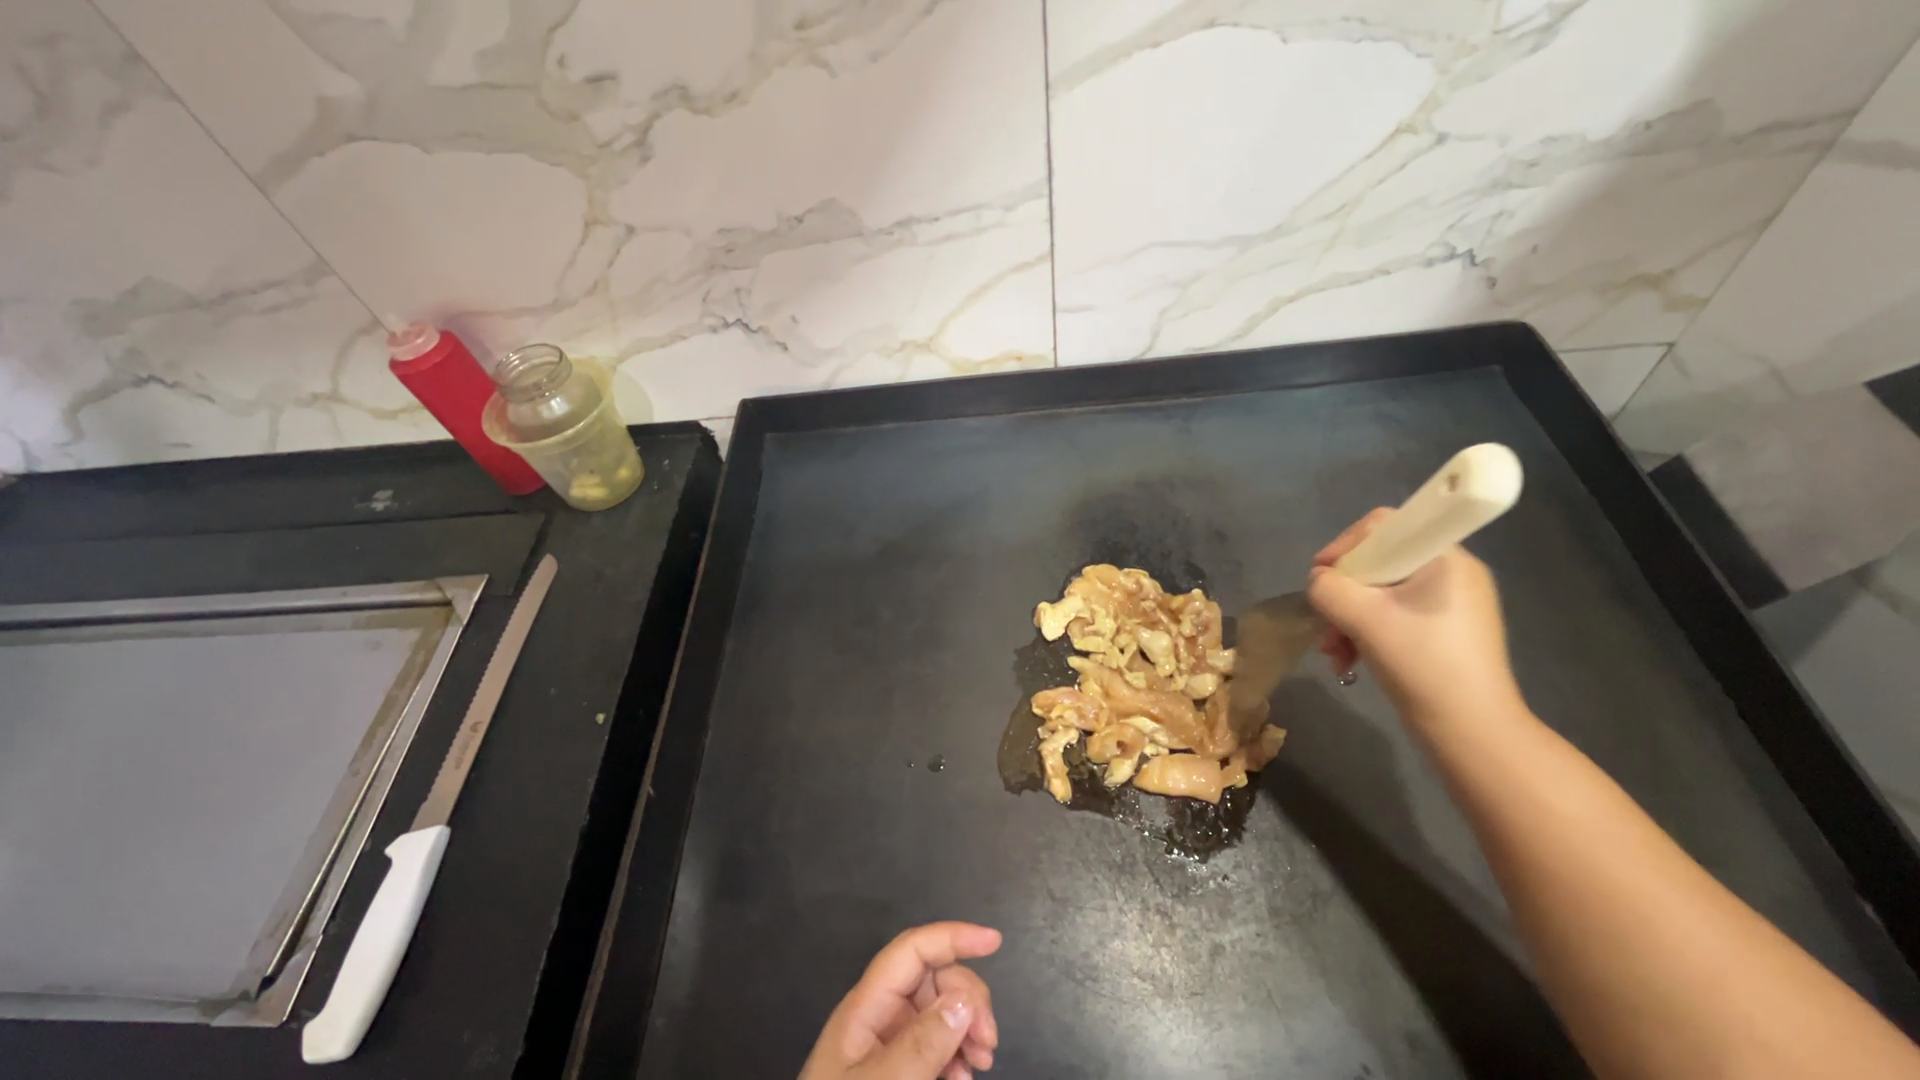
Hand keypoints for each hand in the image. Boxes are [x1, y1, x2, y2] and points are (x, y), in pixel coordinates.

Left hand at [798, 922, 1002, 1079]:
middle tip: (988, 1041)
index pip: (911, 950)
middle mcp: (878, 1013)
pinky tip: (963, 1076)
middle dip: (969, 998)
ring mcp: (888, 1038)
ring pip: (940, 1008)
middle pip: (933, 978)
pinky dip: (957, 1052)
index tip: (994, 941)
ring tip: (981, 1063)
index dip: (952, 937)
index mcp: (866, 1005)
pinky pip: (936, 1040)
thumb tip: (965, 999)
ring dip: (968, 1027)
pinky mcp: (896, 1063)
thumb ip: (921, 1045)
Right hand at [1307, 508, 1524, 728]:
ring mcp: (1451, 606)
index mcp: (1444, 559)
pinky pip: (1395, 618)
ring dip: (1349, 620)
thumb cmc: (1423, 664)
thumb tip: (1319, 581)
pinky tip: (1350, 662)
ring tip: (1333, 653)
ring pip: (1382, 596)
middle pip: (1379, 565)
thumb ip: (1330, 589)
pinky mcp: (1445, 635)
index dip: (1345, 546)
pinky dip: (1368, 634)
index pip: (1384, 527)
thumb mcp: (1365, 619)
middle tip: (1324, 624)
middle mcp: (1453, 574)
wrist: (1472, 731)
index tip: (1321, 576)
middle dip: (1343, 595)